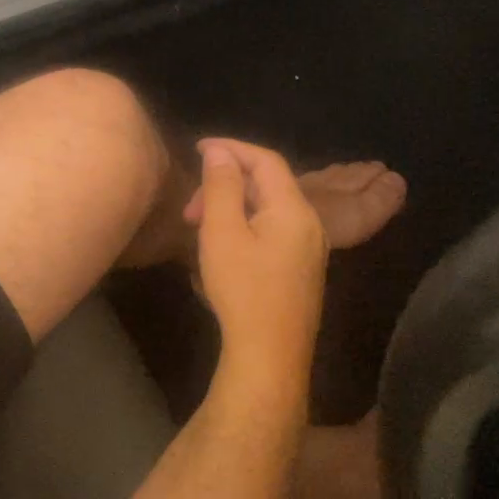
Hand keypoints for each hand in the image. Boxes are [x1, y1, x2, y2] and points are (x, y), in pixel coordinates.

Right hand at [189, 138, 327, 377]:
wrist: (269, 351)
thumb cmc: (242, 287)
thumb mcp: (221, 230)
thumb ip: (221, 185)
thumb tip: (219, 151)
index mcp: (294, 210)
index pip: (267, 160)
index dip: (231, 147)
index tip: (195, 148)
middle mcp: (310, 224)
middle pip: (267, 183)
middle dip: (225, 182)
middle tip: (189, 207)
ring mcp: (308, 248)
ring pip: (267, 206)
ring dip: (230, 203)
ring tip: (198, 225)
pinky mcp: (300, 267)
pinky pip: (272, 226)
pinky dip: (243, 220)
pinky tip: (220, 241)